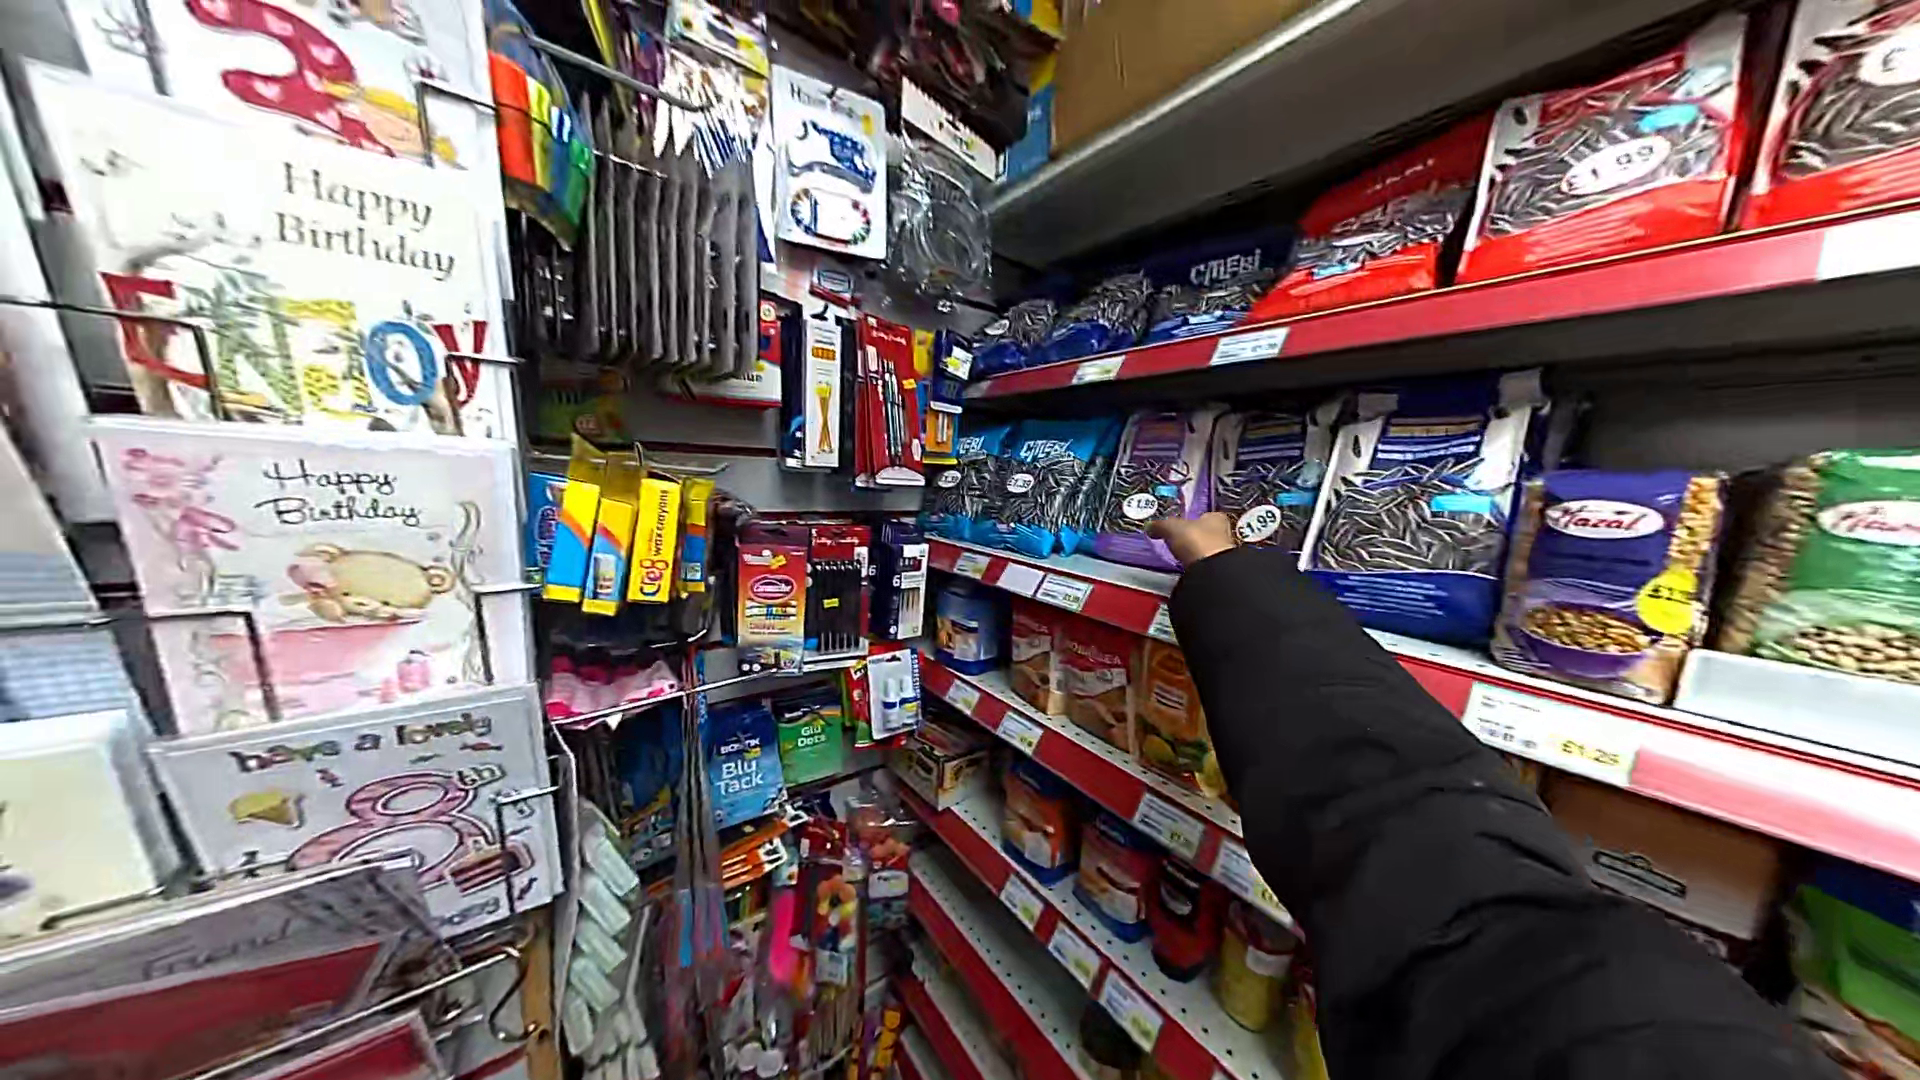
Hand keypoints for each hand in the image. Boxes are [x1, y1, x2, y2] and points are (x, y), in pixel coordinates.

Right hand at [1149, 512, 1236, 567]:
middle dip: (1190, 536)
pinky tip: (1182, 567)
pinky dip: (1192, 565)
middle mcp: (1223, 533)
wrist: (1210, 571)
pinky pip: (1201, 565)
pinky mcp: (1216, 570)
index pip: (1203, 515)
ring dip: (1191, 552)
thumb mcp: (1171, 527)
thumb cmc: (1196, 541)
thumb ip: (1160, 525)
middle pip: (1204, 532)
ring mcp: (1222, 554)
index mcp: (1216, 518)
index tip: (1177, 525)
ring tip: (1175, 555)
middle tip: (1173, 540)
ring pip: (1203, 549)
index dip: (1190, 519)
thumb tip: (1150, 526)